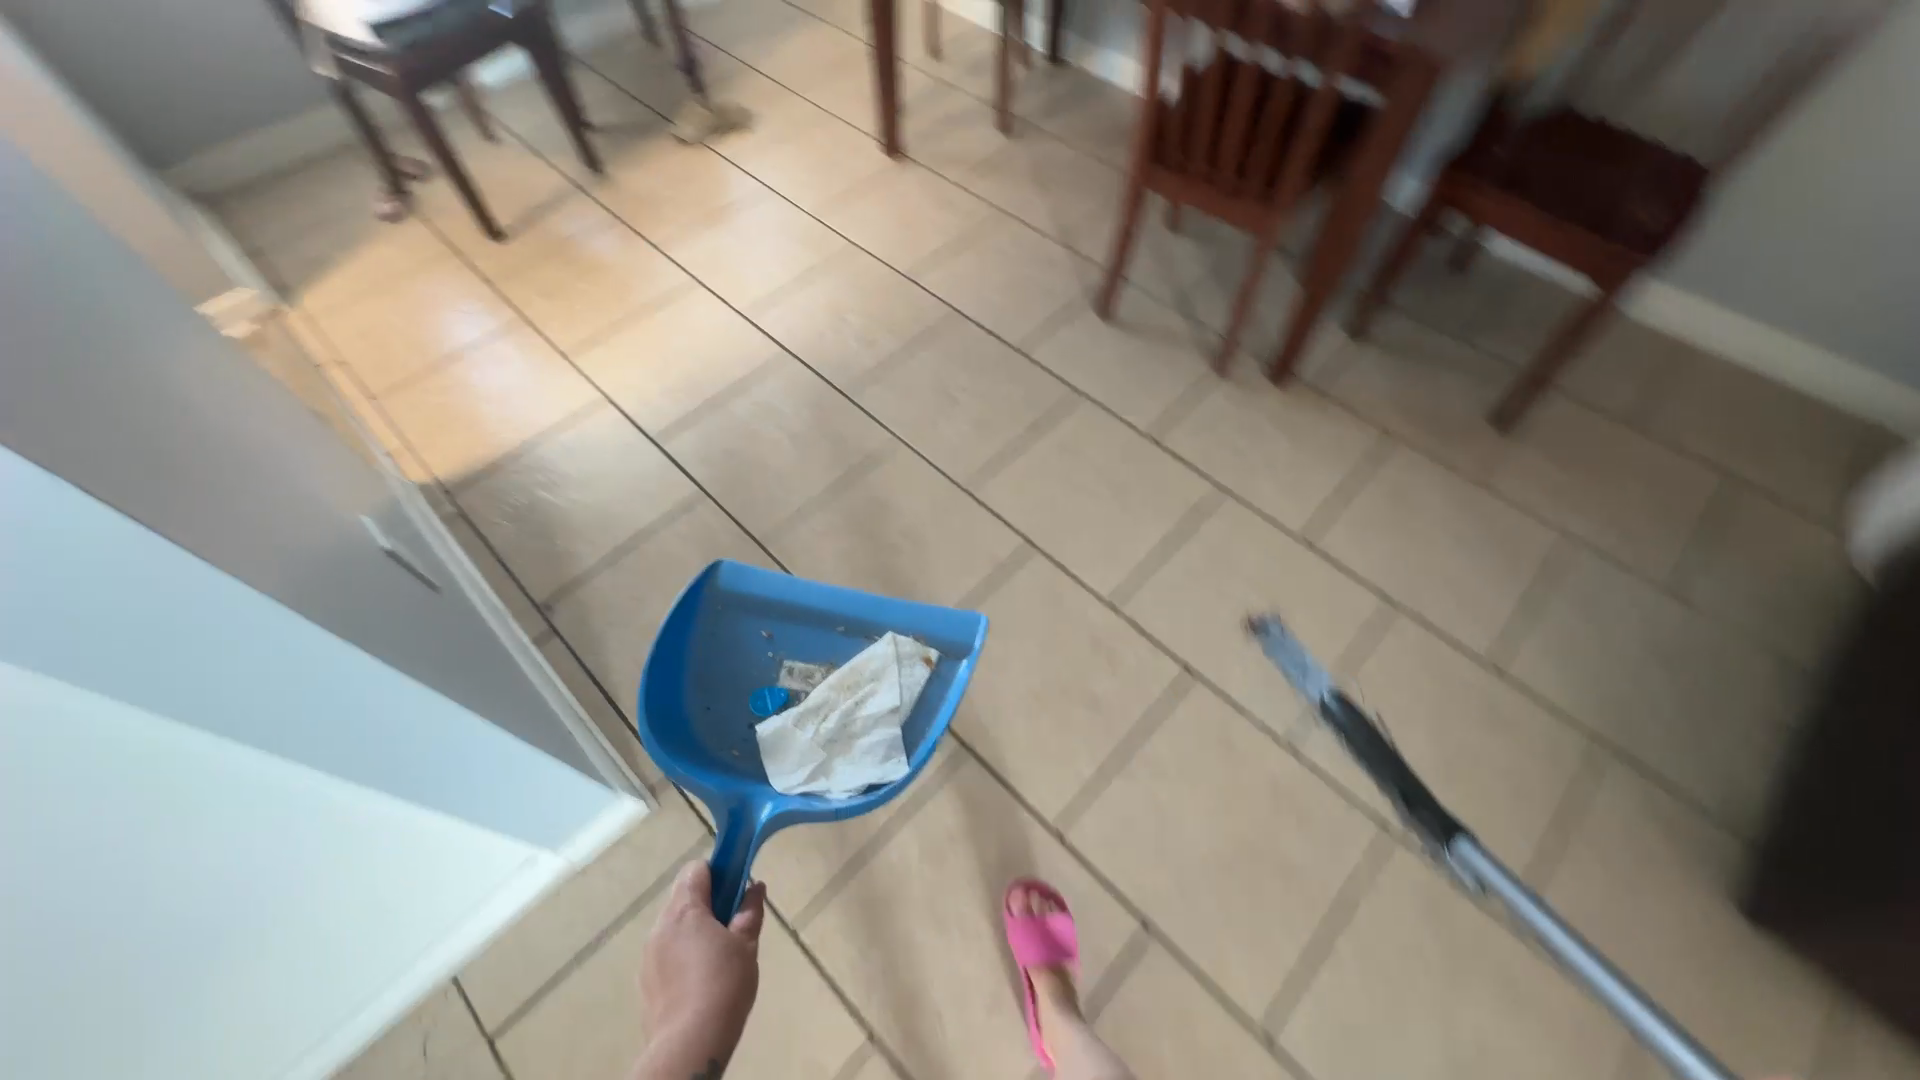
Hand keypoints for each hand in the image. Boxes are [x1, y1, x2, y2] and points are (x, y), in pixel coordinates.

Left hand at [637, 861, 765, 1077]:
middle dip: (707, 905)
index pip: (696, 869)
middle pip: (683, 898)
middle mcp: (660, 926)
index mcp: (685, 910)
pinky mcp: (645, 981)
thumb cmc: (723, 985)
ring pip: (674, 927)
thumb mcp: (746, 944)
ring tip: (717, 958)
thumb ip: (749, 911)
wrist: (689, 1043)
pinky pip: (665, 954)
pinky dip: (681, 956)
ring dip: (694, 931)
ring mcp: (648, 954)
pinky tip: (699, 981)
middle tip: (732, 926)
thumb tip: (755, 886)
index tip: (736, 888)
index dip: (718, 872)